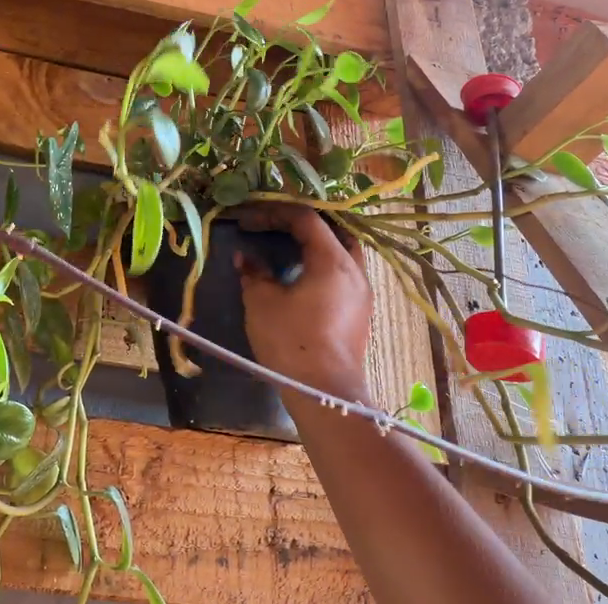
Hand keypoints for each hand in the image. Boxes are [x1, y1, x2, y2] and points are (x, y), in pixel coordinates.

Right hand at [235, 204, 371, 399]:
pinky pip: (342, 272)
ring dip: (315, 243)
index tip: (247, 219)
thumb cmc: (292, 341)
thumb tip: (246, 258)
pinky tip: (299, 274)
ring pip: (342, 251)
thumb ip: (254, 272)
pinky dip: (321, 263)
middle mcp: (355, 270)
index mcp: (333, 260)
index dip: (273, 212)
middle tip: (274, 224)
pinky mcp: (359, 313)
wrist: (324, 393)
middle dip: (303, 222)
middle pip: (334, 229)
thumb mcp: (262, 301)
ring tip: (286, 245)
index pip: (306, 218)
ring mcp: (362, 293)